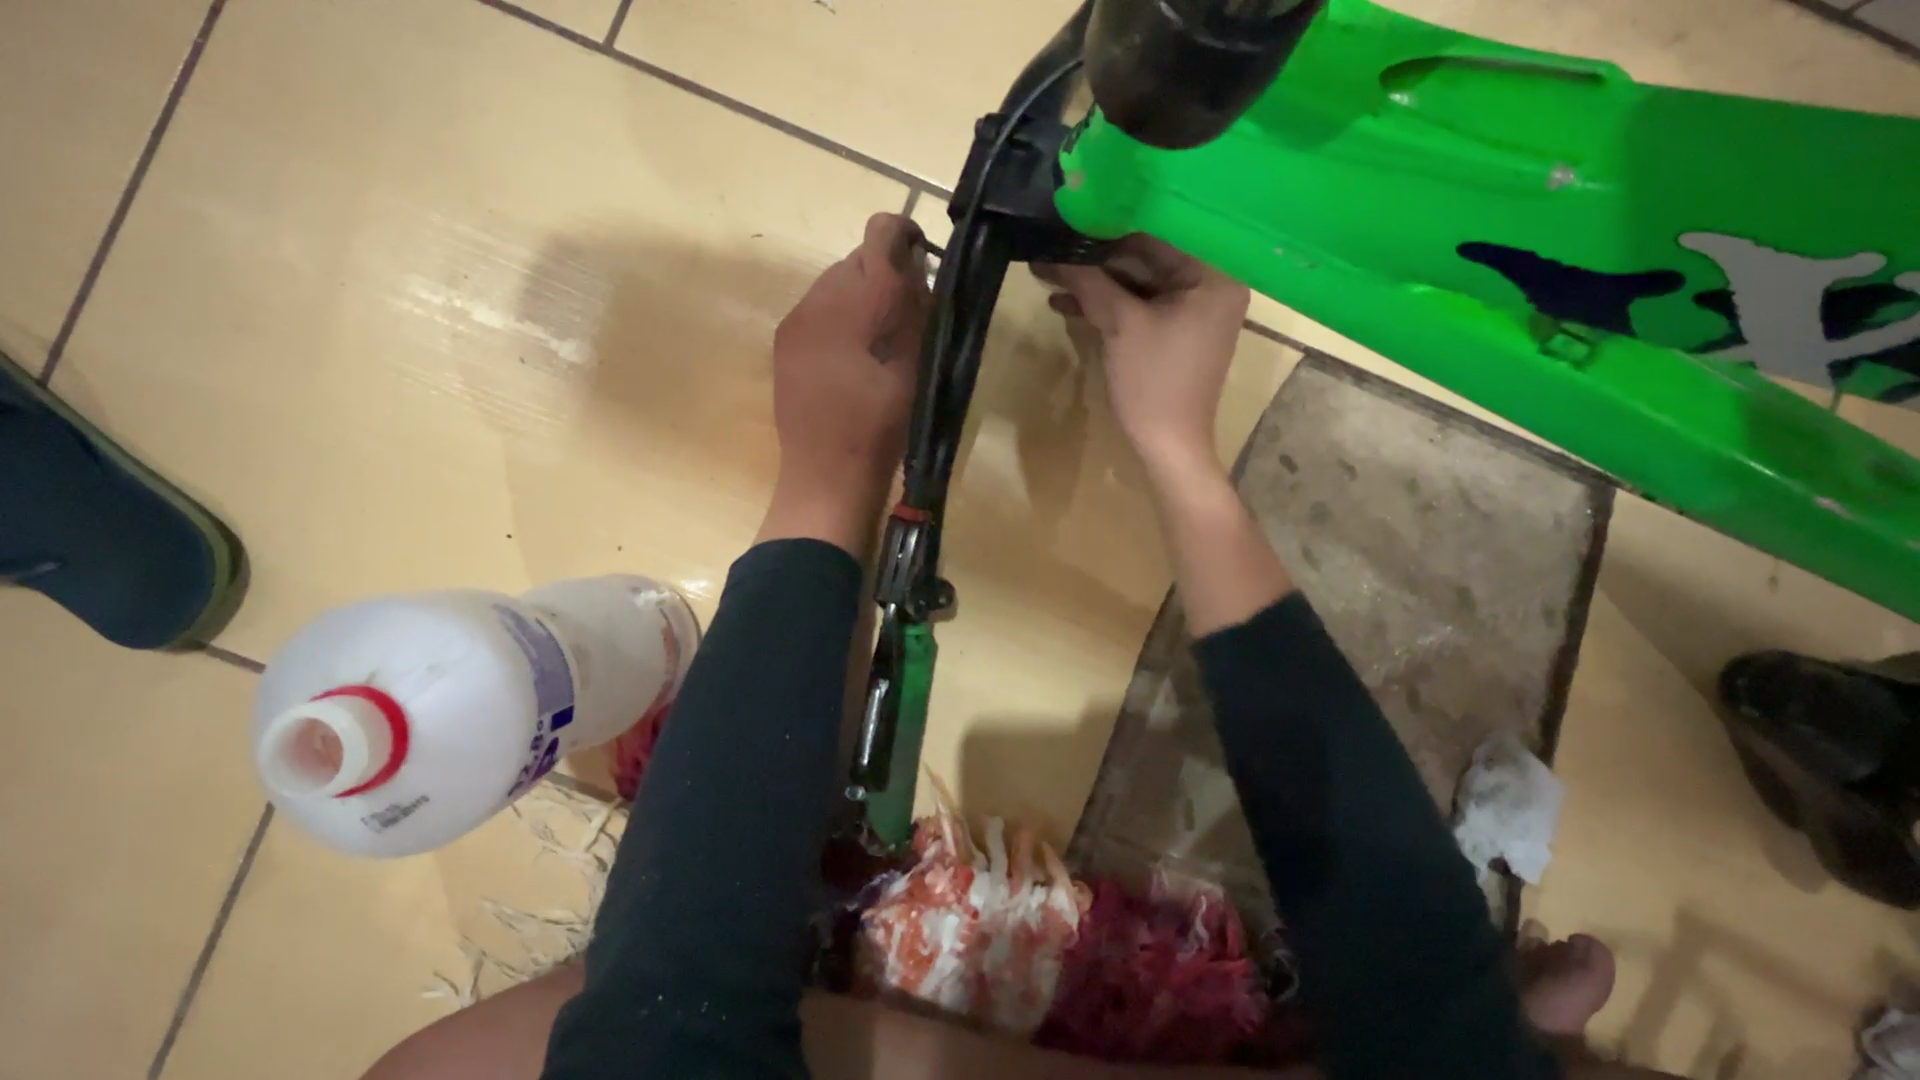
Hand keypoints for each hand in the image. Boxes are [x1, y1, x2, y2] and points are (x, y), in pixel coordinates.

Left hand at [760, 213, 929, 553]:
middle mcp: (818, 300)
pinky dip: (839, 314)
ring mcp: (795, 320)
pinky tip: (851, 353)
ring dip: (860, 294)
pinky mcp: (784, 341)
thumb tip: (917, 270)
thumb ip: (917, 312)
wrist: (824, 476)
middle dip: (884, 272)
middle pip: (856, 258)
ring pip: (834, 281)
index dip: (905, 236)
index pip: (880, 236)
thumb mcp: (915, 369)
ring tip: (878, 336)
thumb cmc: (880, 429)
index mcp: (857, 304)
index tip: (924, 260)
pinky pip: (817, 307)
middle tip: (908, 312)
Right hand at [1038, 237, 1248, 477]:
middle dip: (1099, 253)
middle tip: (1056, 239)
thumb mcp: (1120, 324)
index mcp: (1213, 274)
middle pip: (1149, 254)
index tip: (1073, 211)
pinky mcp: (1175, 330)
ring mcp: (1193, 309)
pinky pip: (1140, 304)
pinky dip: (1108, 303)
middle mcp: (1211, 283)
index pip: (1160, 230)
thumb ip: (1089, 280)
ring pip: (1139, 280)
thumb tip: (1050, 250)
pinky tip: (1065, 299)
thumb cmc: (1154, 382)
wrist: (1169, 446)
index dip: (1112, 221)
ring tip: (1049, 269)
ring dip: (1097, 279)